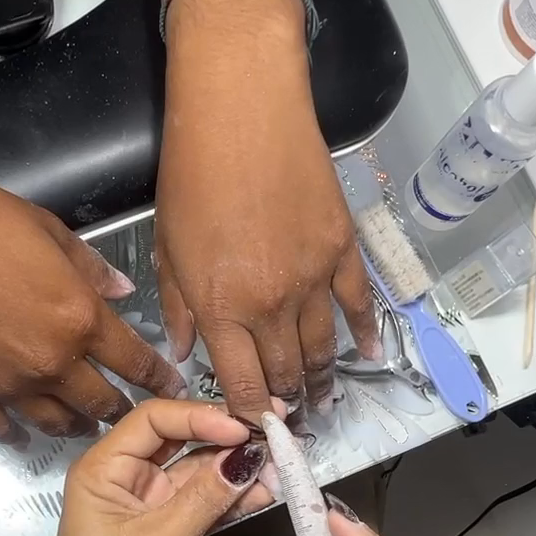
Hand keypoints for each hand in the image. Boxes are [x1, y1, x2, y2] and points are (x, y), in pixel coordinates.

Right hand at [0, 140, 184, 440]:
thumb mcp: (43, 228)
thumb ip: (89, 269)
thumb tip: (123, 294)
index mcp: (79, 318)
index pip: (134, 359)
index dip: (159, 376)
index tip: (173, 387)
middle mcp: (51, 363)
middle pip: (100, 401)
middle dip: (122, 409)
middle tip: (131, 412)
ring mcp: (6, 385)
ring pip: (55, 422)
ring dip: (76, 425)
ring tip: (84, 425)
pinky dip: (15, 432)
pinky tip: (22, 433)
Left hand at [26, 399, 274, 535]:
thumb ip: (205, 498)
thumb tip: (249, 454)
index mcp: (104, 468)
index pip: (154, 419)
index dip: (200, 416)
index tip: (244, 428)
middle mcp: (125, 476)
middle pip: (180, 439)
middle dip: (226, 437)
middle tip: (276, 430)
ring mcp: (148, 502)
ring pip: (197, 472)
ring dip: (236, 469)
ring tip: (281, 465)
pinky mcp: (167, 528)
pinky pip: (203, 502)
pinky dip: (232, 498)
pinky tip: (266, 492)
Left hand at [154, 0, 378, 418]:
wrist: (242, 107)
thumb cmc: (190, 175)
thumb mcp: (168, 248)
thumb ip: (180, 308)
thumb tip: (188, 353)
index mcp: (223, 309)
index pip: (243, 386)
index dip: (251, 415)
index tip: (254, 428)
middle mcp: (272, 306)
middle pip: (287, 374)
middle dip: (286, 404)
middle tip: (289, 420)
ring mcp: (314, 279)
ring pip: (323, 349)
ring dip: (322, 381)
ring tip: (322, 403)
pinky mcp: (343, 249)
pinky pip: (360, 304)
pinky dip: (365, 334)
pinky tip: (367, 356)